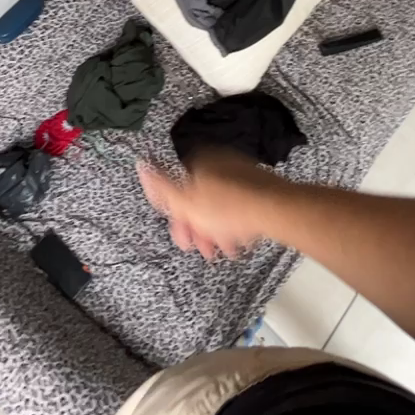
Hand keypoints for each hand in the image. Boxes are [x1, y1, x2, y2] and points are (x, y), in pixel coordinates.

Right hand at [138, 152, 286, 261]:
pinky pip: (239, 208)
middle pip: (200, 198)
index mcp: (199, 162)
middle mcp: (219, 164)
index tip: (180, 235)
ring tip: (221, 251)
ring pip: (220, 206)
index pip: (177, 185)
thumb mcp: (185, 200)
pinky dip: (234, 227)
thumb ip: (161, 186)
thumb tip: (140, 164)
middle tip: (200, 249)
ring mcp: (240, 175)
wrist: (273, 209)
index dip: (176, 214)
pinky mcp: (258, 189)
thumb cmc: (227, 206)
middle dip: (198, 227)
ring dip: (216, 231)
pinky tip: (236, 245)